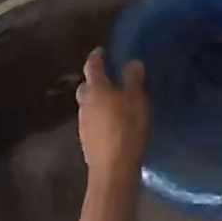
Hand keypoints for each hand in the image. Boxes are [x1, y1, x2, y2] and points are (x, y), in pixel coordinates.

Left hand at [78, 48, 148, 178]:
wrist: (113, 169)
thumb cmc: (126, 127)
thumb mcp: (136, 99)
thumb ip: (133, 79)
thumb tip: (132, 62)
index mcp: (95, 89)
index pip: (92, 66)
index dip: (97, 57)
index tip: (101, 50)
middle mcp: (85, 104)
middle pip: (86, 87)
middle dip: (95, 81)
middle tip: (109, 78)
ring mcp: (84, 124)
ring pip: (89, 105)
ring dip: (98, 101)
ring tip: (115, 102)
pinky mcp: (88, 141)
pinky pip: (93, 121)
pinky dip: (101, 117)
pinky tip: (113, 123)